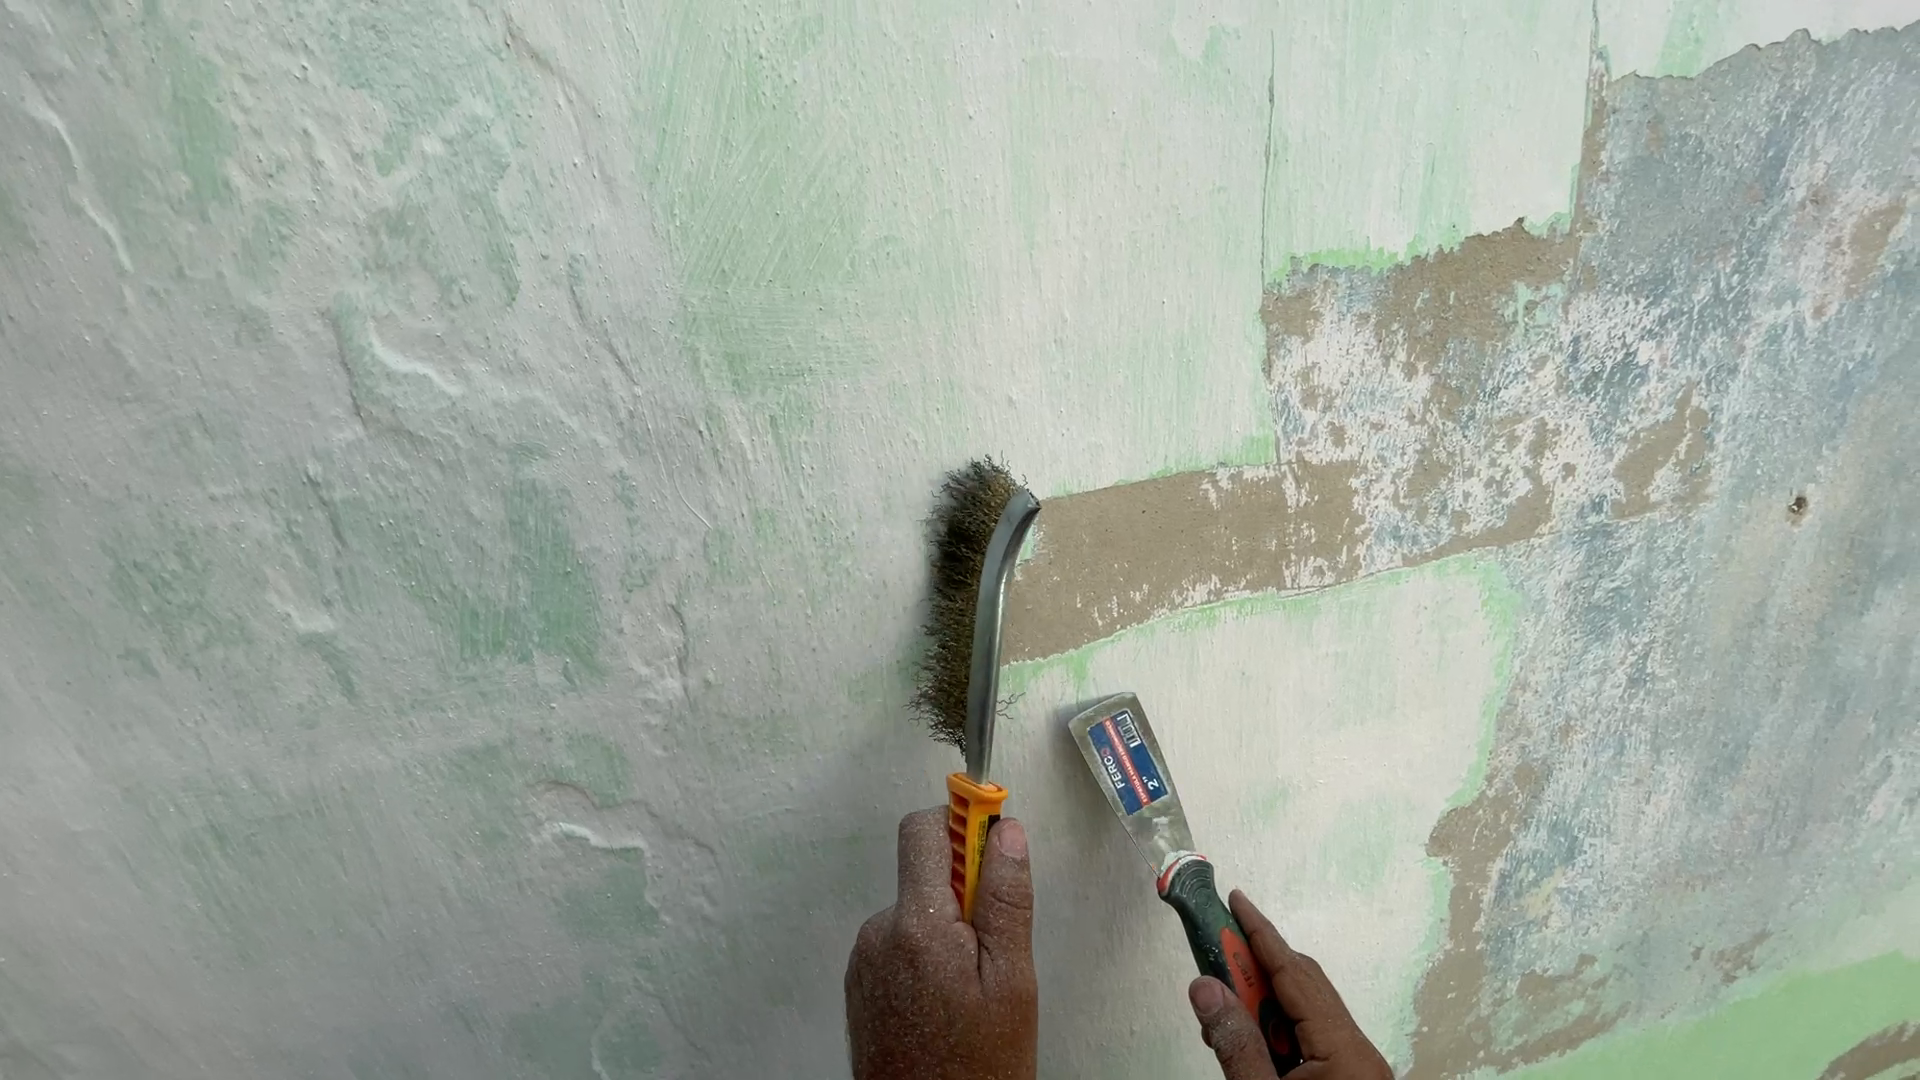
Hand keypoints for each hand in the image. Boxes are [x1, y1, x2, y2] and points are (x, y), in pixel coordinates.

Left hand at [844, 807, 1038, 1079]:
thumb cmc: (979, 1067)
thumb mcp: (1011, 980)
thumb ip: (1006, 897)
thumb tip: (1006, 829)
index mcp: (916, 924)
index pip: (922, 829)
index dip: (959, 820)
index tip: (990, 834)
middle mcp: (879, 932)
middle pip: (922, 869)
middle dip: (962, 885)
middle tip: (994, 939)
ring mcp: (864, 958)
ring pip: (915, 906)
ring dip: (945, 923)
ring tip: (971, 982)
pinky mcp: (861, 982)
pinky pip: (898, 938)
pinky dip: (924, 948)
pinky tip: (945, 997)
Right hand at [1188, 890, 1392, 1078]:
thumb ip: (1235, 1044)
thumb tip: (1203, 984)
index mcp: (1343, 1049)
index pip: (1292, 970)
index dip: (1260, 930)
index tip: (1234, 896)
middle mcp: (1358, 1052)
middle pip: (1303, 984)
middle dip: (1257, 963)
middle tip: (1215, 950)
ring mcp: (1360, 1071)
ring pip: (1307, 1014)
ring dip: (1264, 1001)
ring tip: (1226, 1008)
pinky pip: (1312, 1040)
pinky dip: (1279, 1029)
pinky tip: (1254, 1047)